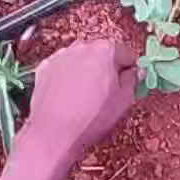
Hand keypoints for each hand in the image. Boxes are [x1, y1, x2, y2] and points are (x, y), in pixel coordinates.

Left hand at [22, 39, 137, 159]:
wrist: (55, 131)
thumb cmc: (89, 117)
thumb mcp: (123, 101)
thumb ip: (132, 81)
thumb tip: (134, 74)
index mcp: (105, 51)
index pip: (125, 53)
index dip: (130, 69)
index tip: (130, 79)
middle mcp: (82, 48)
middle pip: (101, 54)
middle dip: (106, 70)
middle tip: (109, 91)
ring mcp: (61, 56)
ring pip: (81, 61)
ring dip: (87, 73)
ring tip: (87, 97)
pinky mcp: (45, 68)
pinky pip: (63, 69)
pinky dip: (68, 79)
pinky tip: (71, 97)